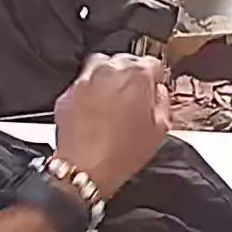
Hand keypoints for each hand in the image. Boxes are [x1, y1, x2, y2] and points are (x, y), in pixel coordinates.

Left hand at [53, 53, 170, 197]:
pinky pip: (83, 84)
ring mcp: (86, 79)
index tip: (154, 90)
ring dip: (110, 79)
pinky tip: (96, 112)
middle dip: (132, 78)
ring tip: (114, 102)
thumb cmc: (121, 154)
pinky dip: (91, 93)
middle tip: (134, 102)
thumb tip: (159, 93)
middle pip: (126, 62)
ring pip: (102, 66)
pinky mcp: (68, 93)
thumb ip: (163, 102)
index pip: (153, 64)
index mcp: (137, 75)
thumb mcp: (159, 130)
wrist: (85, 169)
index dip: (156, 79)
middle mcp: (110, 70)